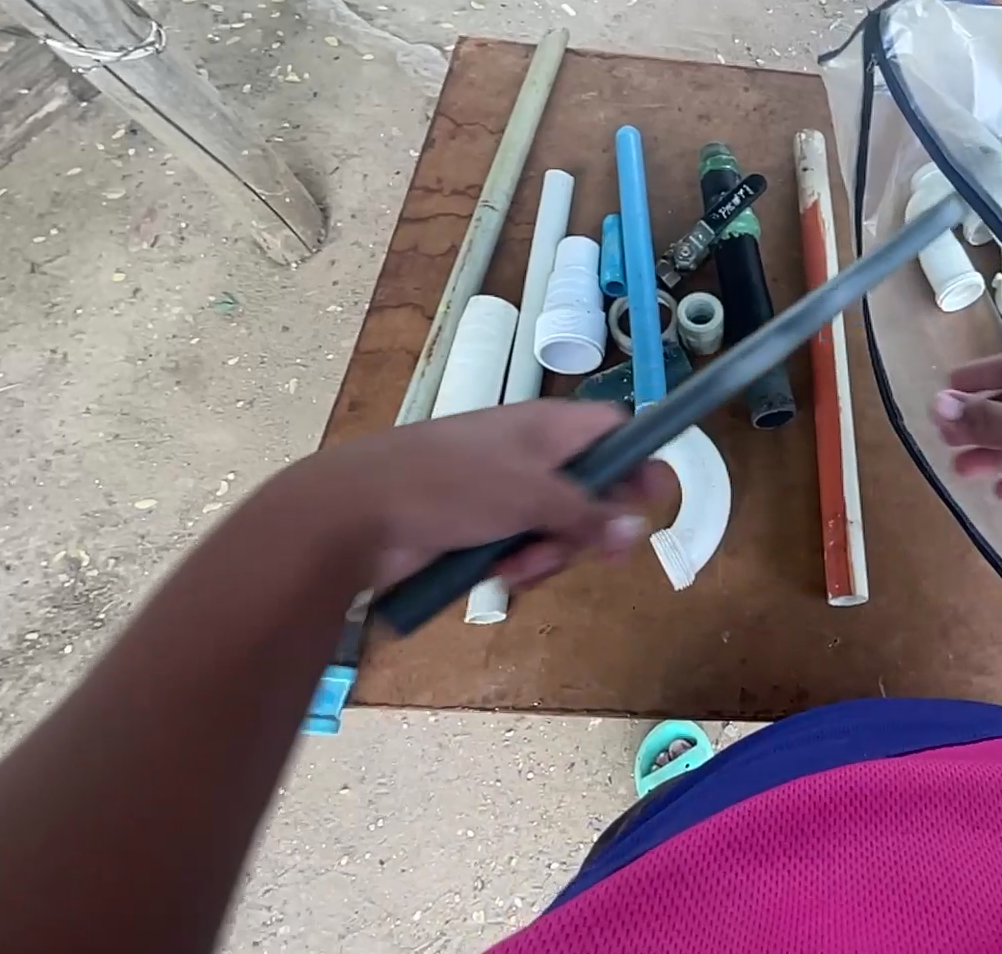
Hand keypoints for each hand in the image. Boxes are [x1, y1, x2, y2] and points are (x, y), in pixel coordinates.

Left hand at [259, 400, 660, 589]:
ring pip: (563, 523)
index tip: (651, 497)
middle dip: (594, 524)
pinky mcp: (483, 524)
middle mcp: (535, 454)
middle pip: (595, 486)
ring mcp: (508, 489)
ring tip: (522, 568)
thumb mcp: (530, 497)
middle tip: (601, 556)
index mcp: (550, 427)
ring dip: (554, 552)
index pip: (616, 429)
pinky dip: (522, 562)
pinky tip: (501, 574)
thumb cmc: (448, 485)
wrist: (349, 513)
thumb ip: (589, 514)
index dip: (640, 458)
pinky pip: (528, 543)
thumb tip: (641, 528)